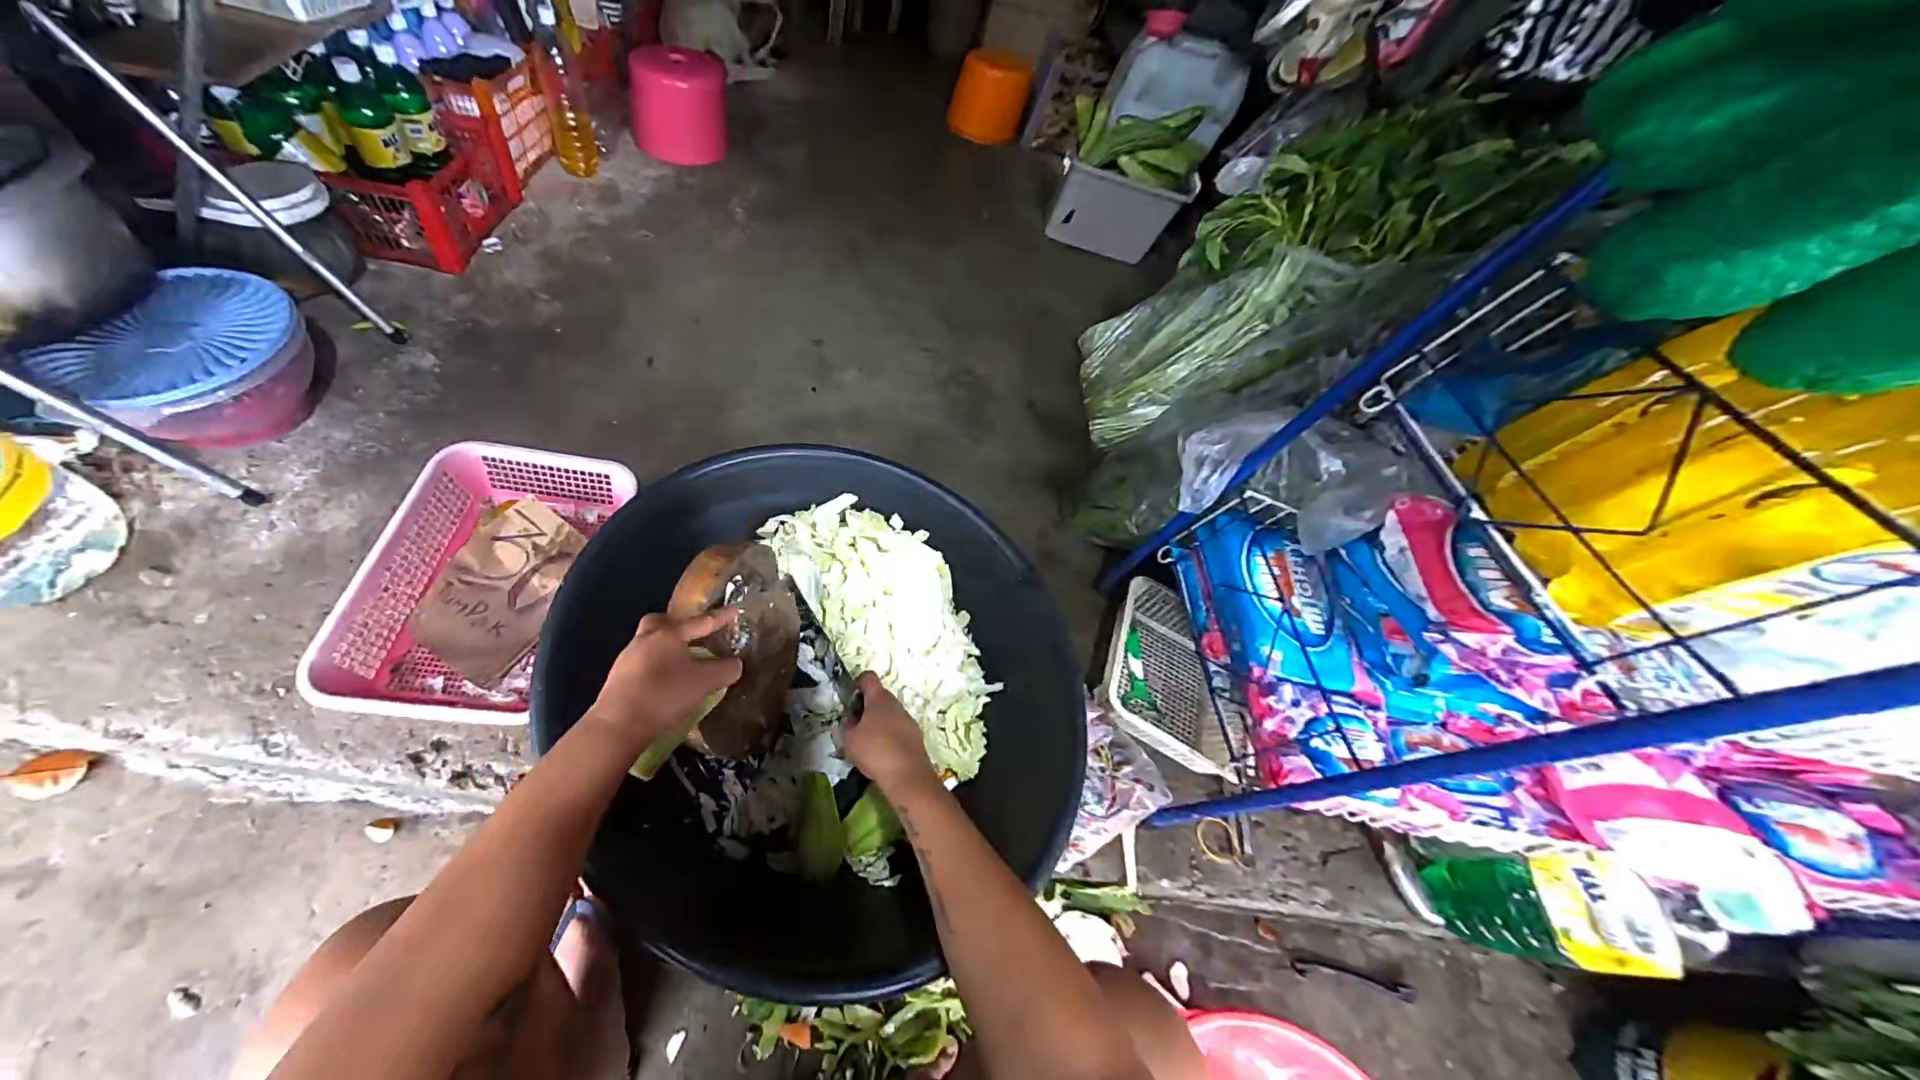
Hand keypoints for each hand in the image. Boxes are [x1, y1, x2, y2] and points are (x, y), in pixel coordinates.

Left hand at [587, 610, 743, 746]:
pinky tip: (665, 679)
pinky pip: (643, 660)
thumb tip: (735, 664)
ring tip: (684, 661)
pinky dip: (657, 664)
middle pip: (663, 622)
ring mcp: (628, 657)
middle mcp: (645, 639)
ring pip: (650, 641)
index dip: (720, 617)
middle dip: (679, 625)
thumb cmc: (664, 695)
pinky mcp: (618, 676)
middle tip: (695, 635)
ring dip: (667, 647)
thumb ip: (725, 670)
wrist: (618, 726)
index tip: (735, 611)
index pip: (701, 621)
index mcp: (668, 634)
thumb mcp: (704, 683)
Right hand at [842, 672, 939, 795]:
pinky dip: (889, 734)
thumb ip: (846, 727)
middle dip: (866, 707)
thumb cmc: (875, 750)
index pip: (869, 677)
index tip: (850, 696)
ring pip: (890, 713)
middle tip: (854, 724)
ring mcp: (908, 719)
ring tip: (867, 741)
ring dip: (878, 721)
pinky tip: (882, 752)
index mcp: (879, 699)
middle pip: (879, 697)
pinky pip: (898, 728)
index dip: (858, 682)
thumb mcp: (849, 740)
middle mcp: (896, 704)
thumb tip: (849, 722)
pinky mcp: (916, 735)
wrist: (907, 774)